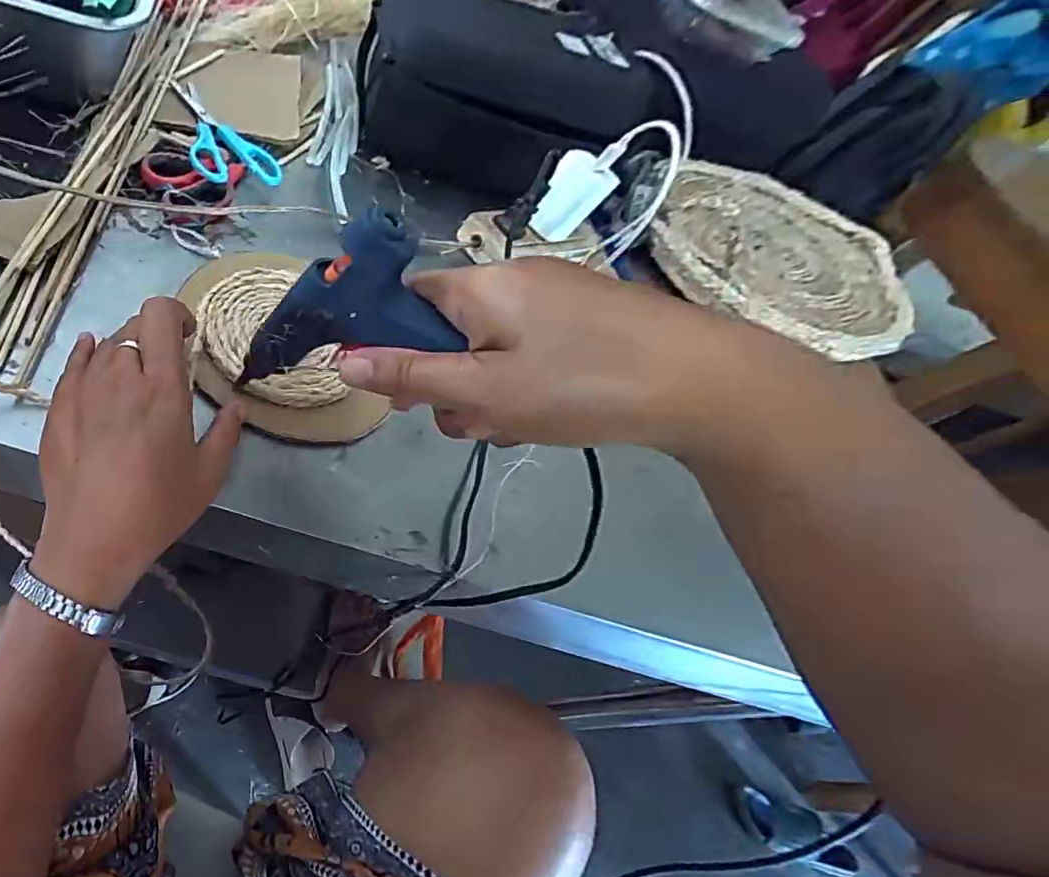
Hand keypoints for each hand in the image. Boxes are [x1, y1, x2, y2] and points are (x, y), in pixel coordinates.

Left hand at [31, 297, 244, 610]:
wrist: (91, 541)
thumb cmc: (154, 511)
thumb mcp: (206, 478)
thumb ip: (225, 434)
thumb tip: (235, 406)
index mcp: (161, 389)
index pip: (160, 315)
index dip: (175, 314)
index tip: (185, 337)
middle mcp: (118, 378)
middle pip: (132, 328)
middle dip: (151, 339)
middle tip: (160, 368)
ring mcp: (82, 391)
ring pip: (103, 347)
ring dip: (122, 352)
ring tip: (129, 379)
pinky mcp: (57, 409)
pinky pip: (73, 365)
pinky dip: (86, 357)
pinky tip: (92, 363)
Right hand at [332, 258, 830, 457]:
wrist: (708, 385)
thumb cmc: (579, 384)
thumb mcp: (479, 389)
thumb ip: (407, 375)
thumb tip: (341, 362)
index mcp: (480, 285)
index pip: (405, 295)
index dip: (388, 340)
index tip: (399, 386)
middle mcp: (512, 279)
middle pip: (441, 330)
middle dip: (439, 379)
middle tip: (463, 414)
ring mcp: (552, 298)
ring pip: (480, 348)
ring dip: (477, 392)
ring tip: (506, 423)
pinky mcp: (580, 320)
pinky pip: (519, 351)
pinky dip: (514, 385)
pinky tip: (536, 413)